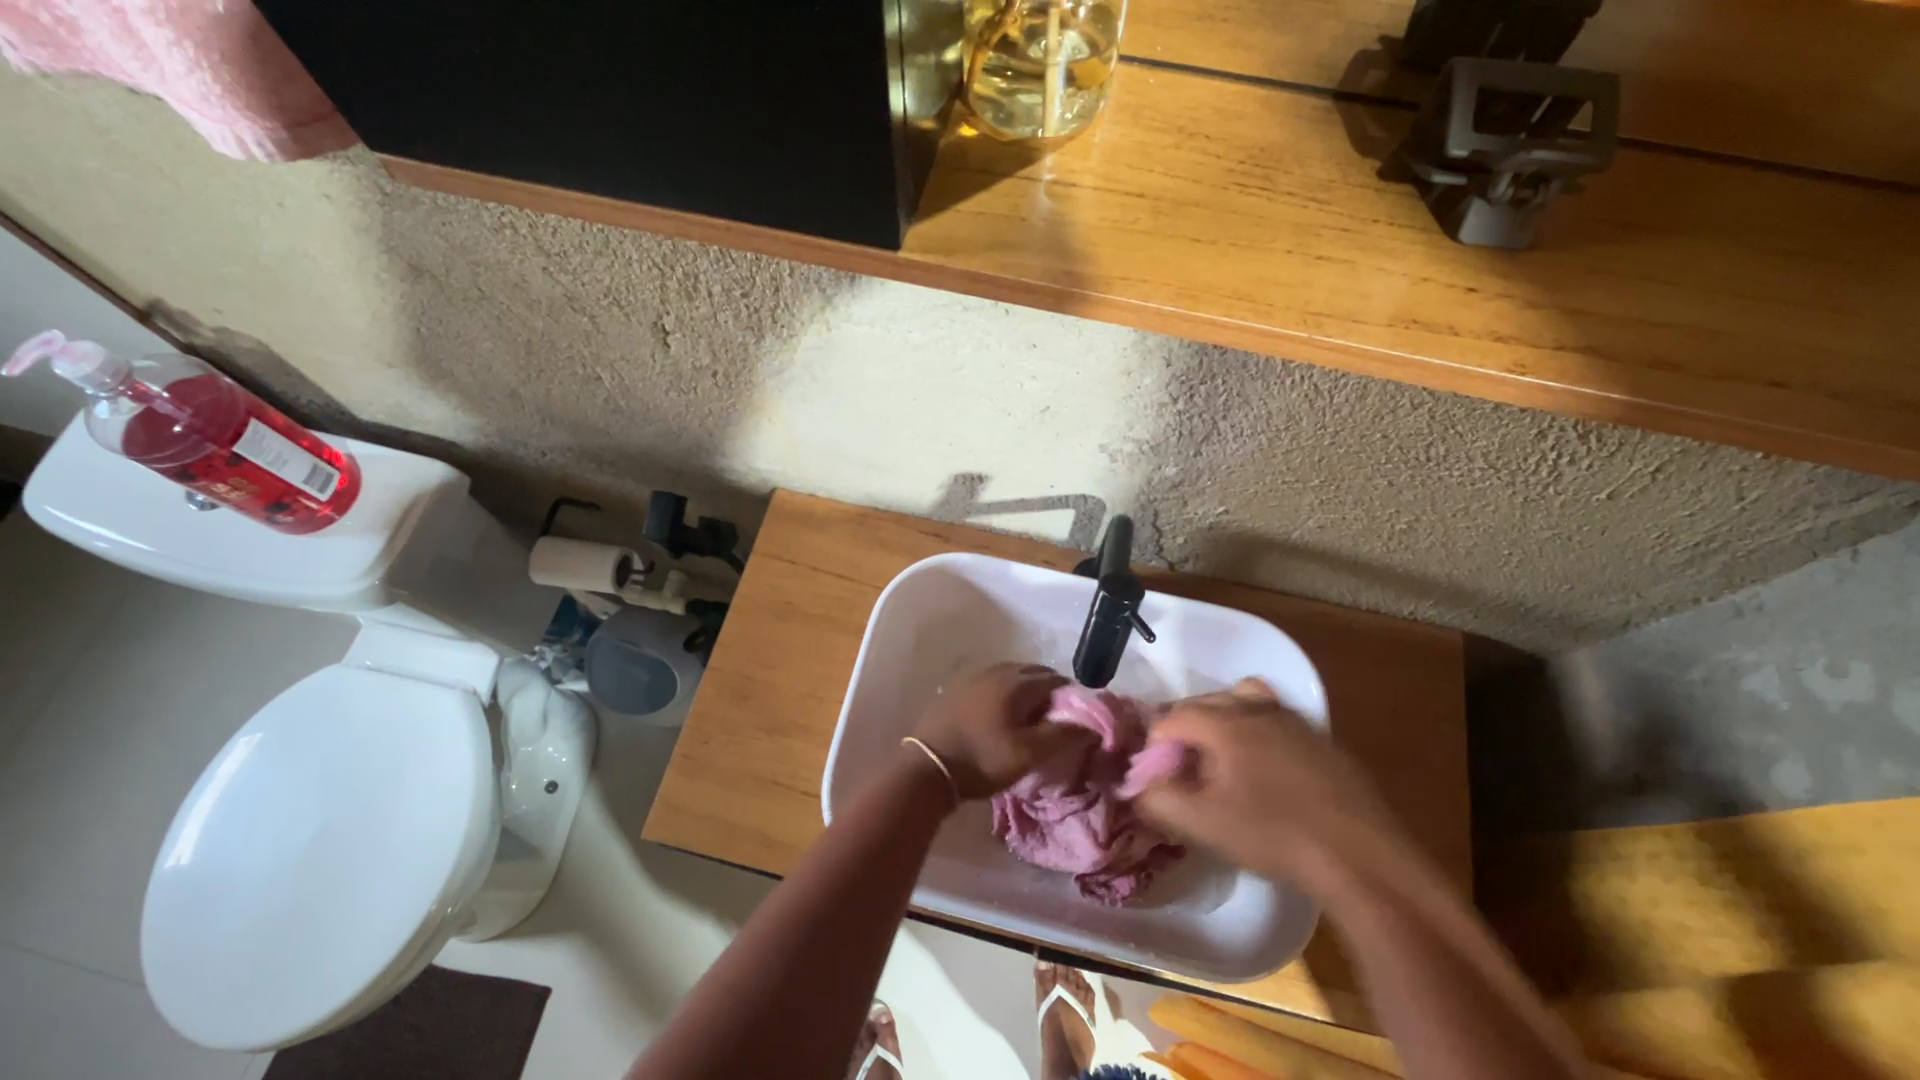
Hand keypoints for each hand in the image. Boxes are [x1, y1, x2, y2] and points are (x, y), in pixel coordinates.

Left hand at [909, 663, 1088, 799]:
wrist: (927, 768)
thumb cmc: (983, 759)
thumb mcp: (1029, 753)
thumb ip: (1063, 736)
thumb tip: (1092, 725)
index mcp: (1016, 681)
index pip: (1055, 679)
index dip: (1071, 696)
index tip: (1076, 718)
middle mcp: (995, 670)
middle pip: (1032, 673)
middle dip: (1048, 691)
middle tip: (1055, 719)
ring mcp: (971, 677)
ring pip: (1009, 677)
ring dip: (1024, 692)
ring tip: (1029, 719)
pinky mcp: (954, 690)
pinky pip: (989, 684)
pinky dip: (1002, 694)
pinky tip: (1000, 716)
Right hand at [1133, 678, 1413, 892]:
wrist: (1360, 857)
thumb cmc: (1274, 836)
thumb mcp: (1204, 825)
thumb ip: (1159, 800)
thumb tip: (1140, 787)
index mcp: (1227, 723)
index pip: (1173, 716)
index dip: (1154, 744)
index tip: (1154, 775)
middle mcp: (1259, 709)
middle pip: (1207, 701)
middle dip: (1184, 729)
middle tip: (1179, 769)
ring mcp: (1296, 721)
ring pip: (1244, 703)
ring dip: (1221, 724)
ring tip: (1219, 763)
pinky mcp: (1322, 741)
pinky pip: (1275, 722)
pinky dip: (1255, 734)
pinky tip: (1263, 776)